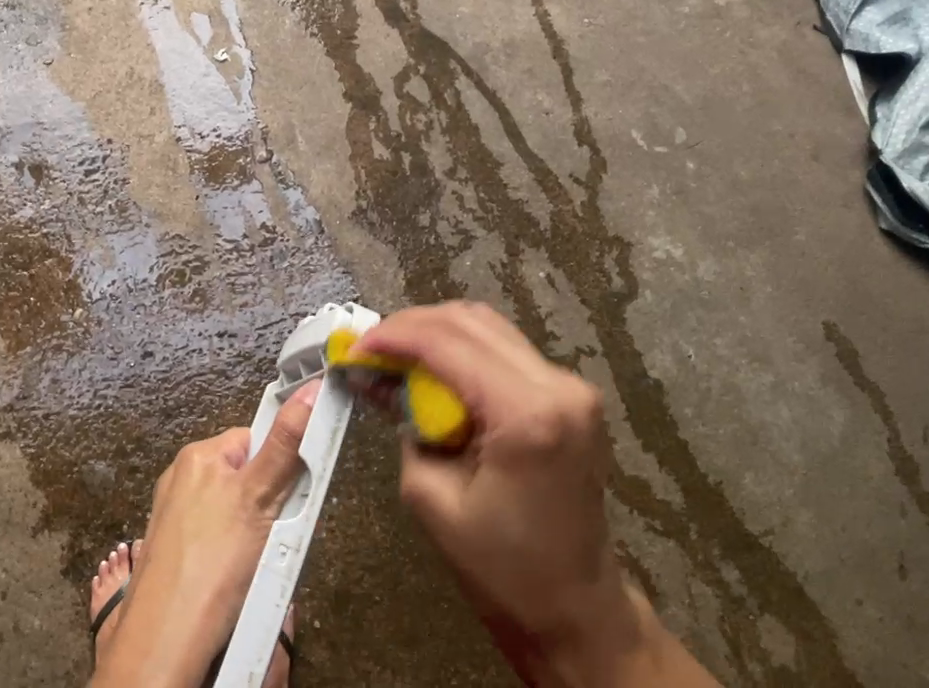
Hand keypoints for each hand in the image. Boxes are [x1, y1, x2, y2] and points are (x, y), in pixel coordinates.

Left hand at [91, 379, 319, 687]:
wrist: (168, 632)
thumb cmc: (213, 561)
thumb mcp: (259, 497)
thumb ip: (285, 445)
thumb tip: (308, 391)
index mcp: (199, 455)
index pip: (254, 439)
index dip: (281, 463)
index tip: (295, 492)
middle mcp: (183, 477)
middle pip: (247, 477)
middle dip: (271, 503)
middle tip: (277, 534)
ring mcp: (176, 515)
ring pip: (236, 512)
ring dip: (259, 533)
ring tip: (259, 563)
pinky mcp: (177, 549)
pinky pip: (220, 539)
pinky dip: (237, 555)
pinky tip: (241, 579)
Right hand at [353, 302, 717, 687]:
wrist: (574, 607)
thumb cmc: (501, 567)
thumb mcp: (430, 495)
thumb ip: (404, 423)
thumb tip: (375, 376)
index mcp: (529, 415)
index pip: (447, 343)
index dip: (392, 336)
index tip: (353, 348)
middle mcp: (559, 387)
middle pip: (469, 321)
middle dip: (410, 327)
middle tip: (369, 350)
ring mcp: (571, 387)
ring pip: (487, 327)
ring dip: (435, 334)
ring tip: (393, 357)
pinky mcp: (569, 395)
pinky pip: (503, 350)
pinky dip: (460, 350)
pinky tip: (430, 370)